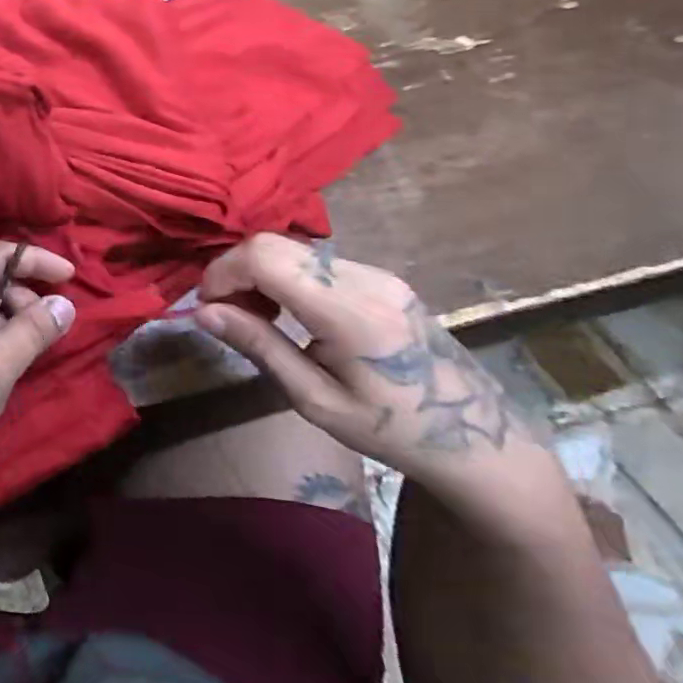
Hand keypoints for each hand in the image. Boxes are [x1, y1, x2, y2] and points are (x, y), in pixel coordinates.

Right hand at [194, 234, 549, 503]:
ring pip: (290, 248)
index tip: (208, 309)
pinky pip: (312, 260)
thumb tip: (202, 312)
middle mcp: (366, 280)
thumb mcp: (314, 399)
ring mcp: (378, 275)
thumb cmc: (391, 430)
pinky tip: (285, 312)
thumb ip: (259, 346)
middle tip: (226, 313)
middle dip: (233, 271)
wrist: (479, 439)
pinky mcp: (381, 279)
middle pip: (273, 243)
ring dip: (256, 273)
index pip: (264, 258)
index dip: (221, 274)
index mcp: (351, 313)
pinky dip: (281, 277)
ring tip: (255, 317)